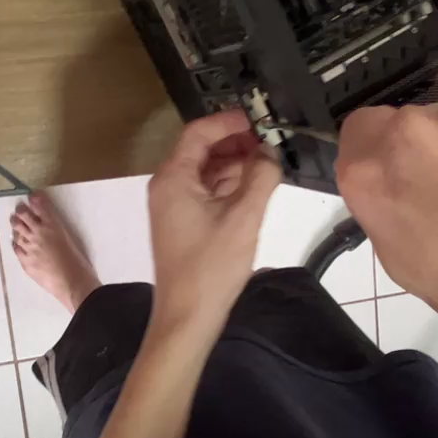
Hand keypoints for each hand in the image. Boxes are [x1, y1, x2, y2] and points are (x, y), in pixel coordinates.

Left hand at [147, 111, 281, 331]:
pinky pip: (205, 190)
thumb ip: (261, 177)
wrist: (188, 316)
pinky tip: (255, 188)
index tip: (260, 120)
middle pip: (201, 149)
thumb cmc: (211, 267)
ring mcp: (172, 205)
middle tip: (270, 142)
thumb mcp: (244, 217)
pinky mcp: (182, 222)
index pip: (199, 132)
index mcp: (173, 178)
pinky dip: (228, 184)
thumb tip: (271, 151)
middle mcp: (167, 186)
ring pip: (205, 170)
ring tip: (269, 164)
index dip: (230, 121)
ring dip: (235, 164)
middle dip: (236, 142)